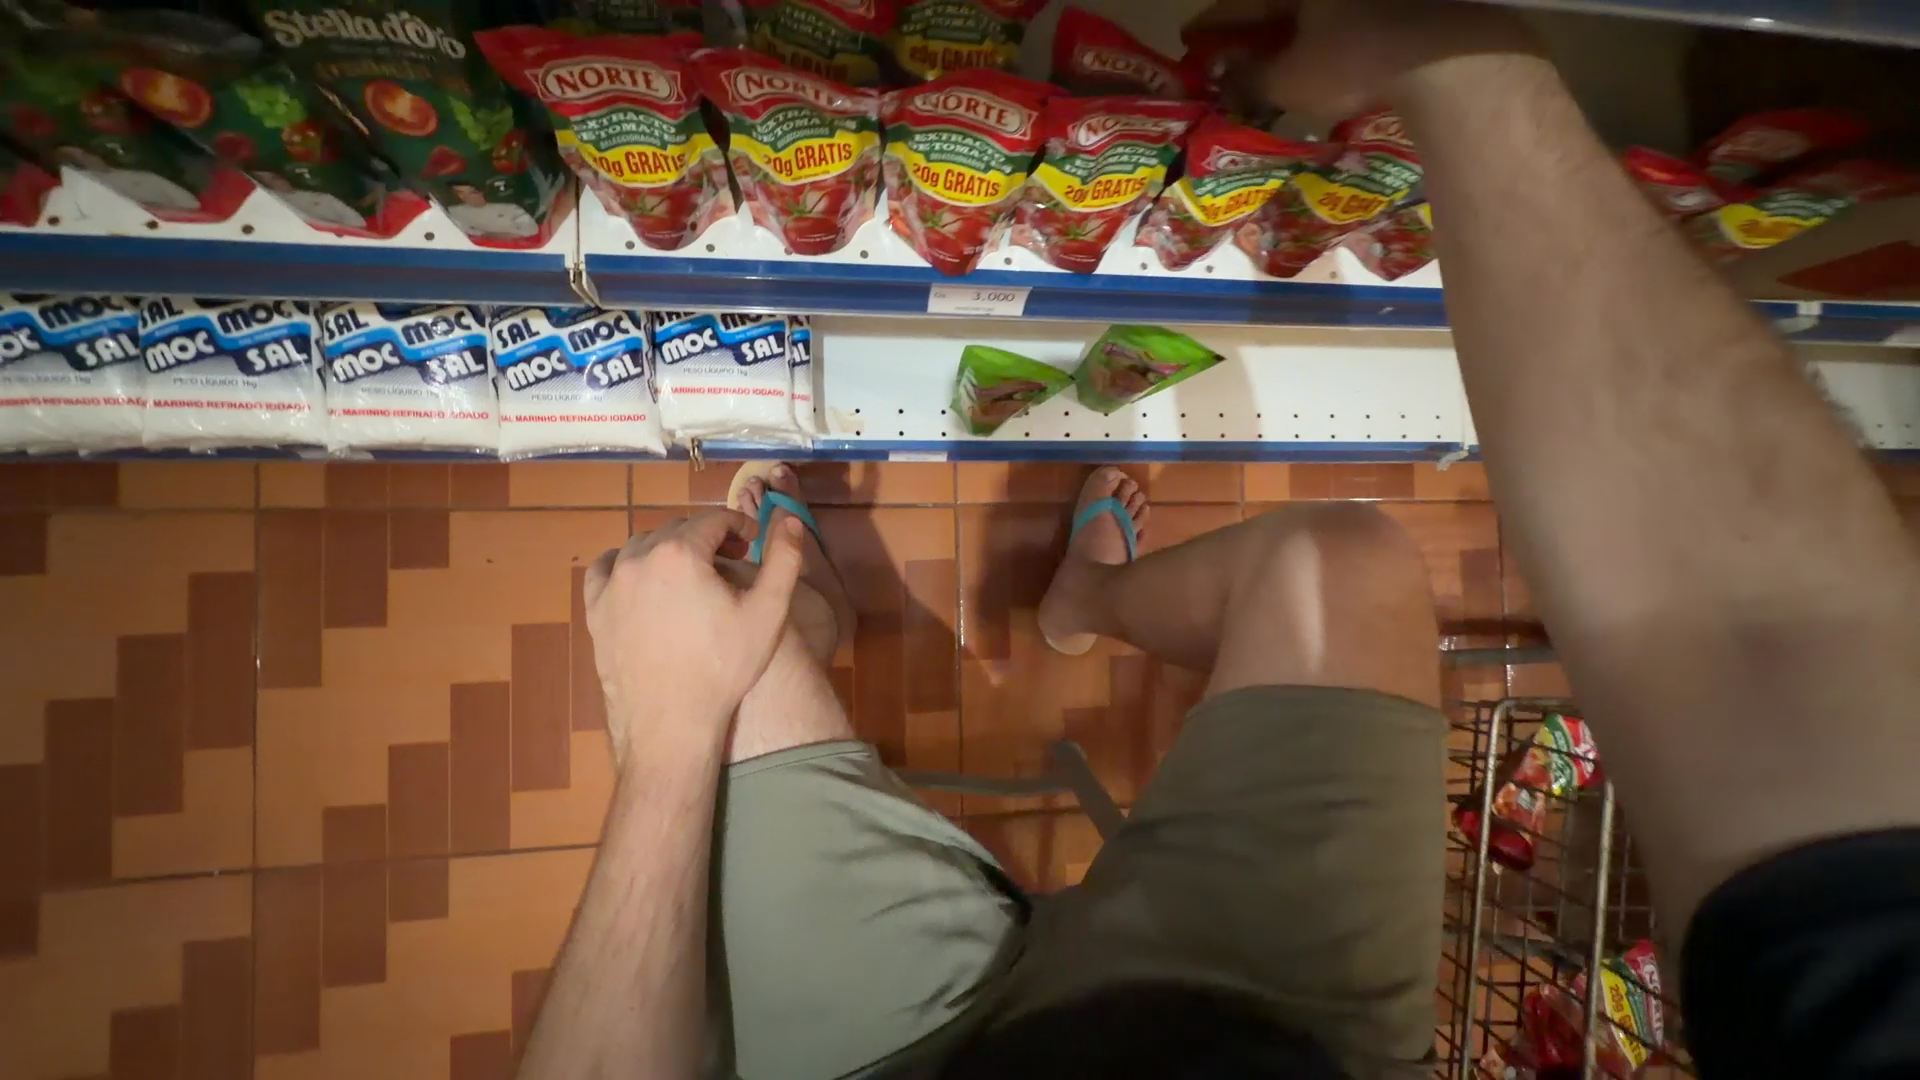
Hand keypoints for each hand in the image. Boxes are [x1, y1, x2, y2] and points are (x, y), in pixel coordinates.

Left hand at [583, 509, 804, 762]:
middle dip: (708, 537)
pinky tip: (647, 582)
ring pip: (644, 546)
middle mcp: (639, 559)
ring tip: (694, 575)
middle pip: (679, 529)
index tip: (754, 543)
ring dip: (672, 549)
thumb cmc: (724, 666)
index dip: (740, 525)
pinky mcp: (595, 610)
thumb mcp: (768, 611)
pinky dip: (628, 564)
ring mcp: (611, 585)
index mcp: (681, 553)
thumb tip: (790, 519)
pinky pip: (607, 568)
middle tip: (732, 561)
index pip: (714, 518)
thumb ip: (785, 559)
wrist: (671, 722)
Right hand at [1188, 0, 1540, 119]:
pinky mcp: (1392, 8)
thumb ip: (1248, 79)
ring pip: (1308, 12)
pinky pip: (1337, 18)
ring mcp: (1361, 0)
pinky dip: (1315, 36)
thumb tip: (1223, 79)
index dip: (1212, 25)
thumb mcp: (1288, 80)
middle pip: (1277, 5)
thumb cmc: (1351, 61)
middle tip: (1225, 53)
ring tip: (1263, 62)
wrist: (1441, 57)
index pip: (1240, 3)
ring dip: (1282, 35)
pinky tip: (1308, 58)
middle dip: (1249, 30)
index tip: (1189, 39)